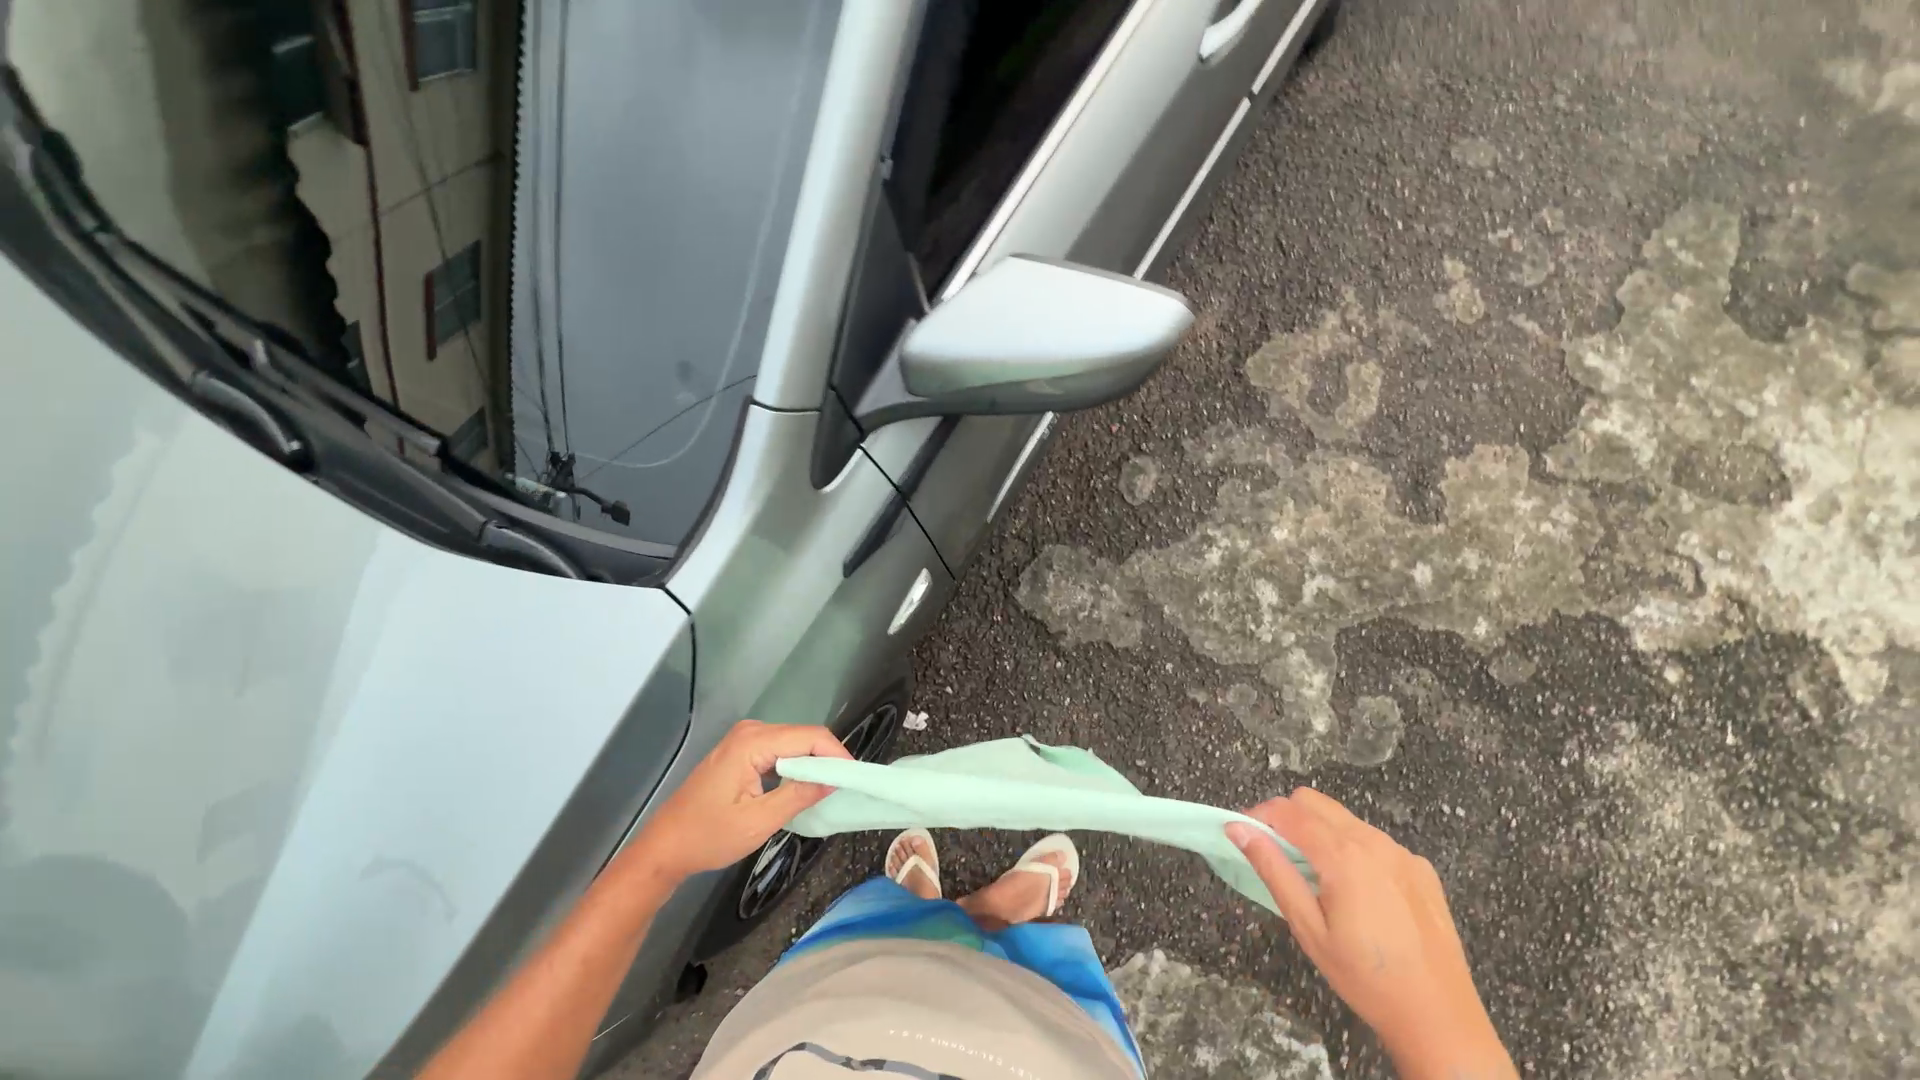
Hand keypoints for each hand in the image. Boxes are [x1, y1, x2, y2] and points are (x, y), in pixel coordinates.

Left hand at [626, 720, 851, 883]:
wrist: (666, 846)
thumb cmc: (708, 836)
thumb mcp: (758, 821)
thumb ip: (798, 796)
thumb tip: (833, 781)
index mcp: (752, 743)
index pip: (810, 737)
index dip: (836, 755)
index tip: (854, 779)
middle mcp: (750, 732)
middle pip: (803, 736)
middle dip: (827, 759)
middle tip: (845, 788)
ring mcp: (743, 739)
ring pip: (794, 743)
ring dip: (813, 764)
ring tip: (829, 790)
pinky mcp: (741, 751)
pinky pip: (780, 750)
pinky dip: (796, 766)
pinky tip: (803, 787)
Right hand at [1227, 789, 1514, 1078]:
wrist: (1439, 1015)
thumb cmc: (1364, 977)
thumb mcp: (1308, 928)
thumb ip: (1273, 870)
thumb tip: (1238, 829)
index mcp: (1343, 855)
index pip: (1286, 811)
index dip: (1257, 816)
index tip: (1242, 836)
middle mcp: (1374, 841)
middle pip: (1313, 801)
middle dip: (1285, 817)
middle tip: (1275, 855)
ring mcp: (1402, 852)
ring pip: (1345, 819)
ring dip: (1319, 832)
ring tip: (1315, 879)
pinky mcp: (1421, 868)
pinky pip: (1375, 841)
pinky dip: (1354, 851)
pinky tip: (1359, 894)